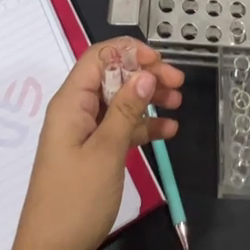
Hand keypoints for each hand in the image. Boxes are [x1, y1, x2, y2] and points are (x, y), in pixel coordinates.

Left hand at [11, 39, 185, 249]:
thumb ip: (125, 110)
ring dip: (148, 99)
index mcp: (71, 102)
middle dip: (145, 74)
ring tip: (178, 102)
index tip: (159, 61)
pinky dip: (143, 126)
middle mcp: (76, 110)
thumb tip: (144, 73)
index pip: (98, 57)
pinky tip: (168, 130)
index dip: (129, 52)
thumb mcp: (105, 152)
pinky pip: (121, 128)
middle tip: (177, 82)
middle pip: (112, 77)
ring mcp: (85, 132)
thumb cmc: (75, 199)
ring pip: (120, 102)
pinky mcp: (94, 153)